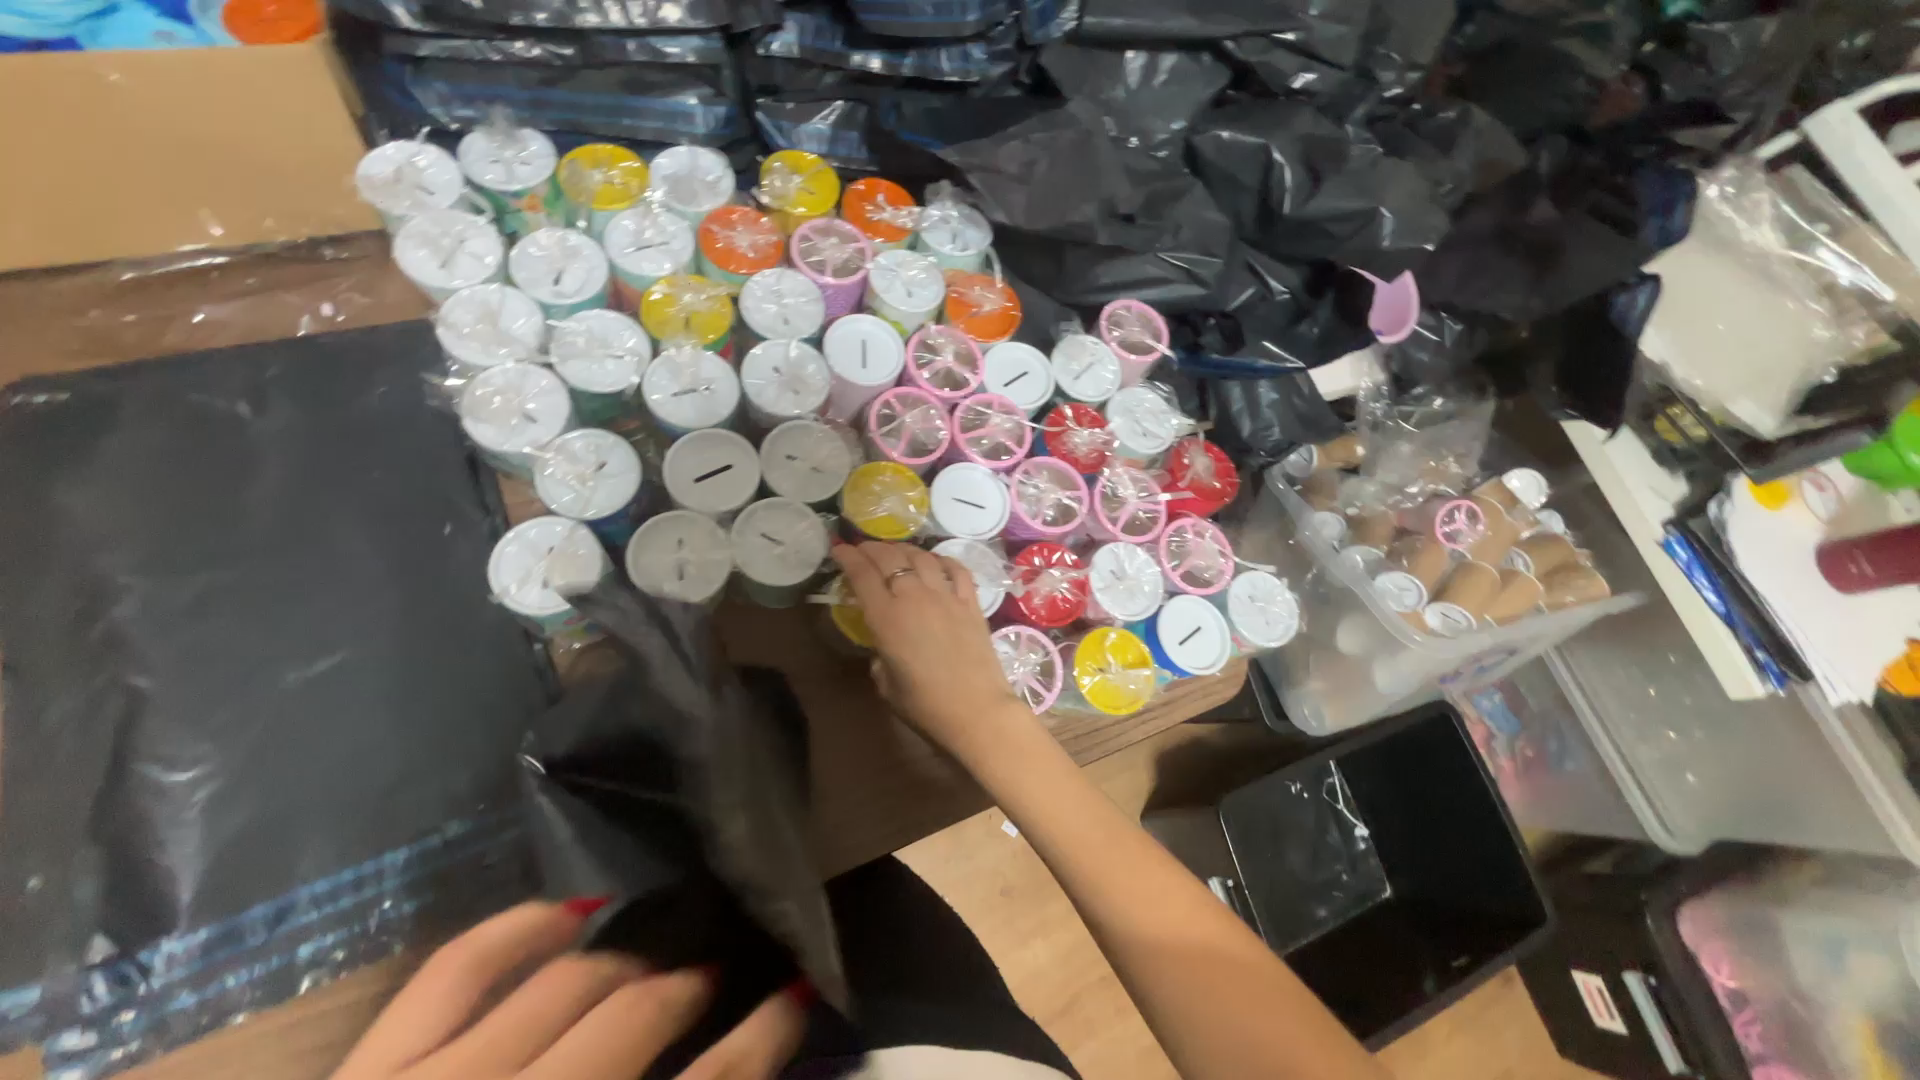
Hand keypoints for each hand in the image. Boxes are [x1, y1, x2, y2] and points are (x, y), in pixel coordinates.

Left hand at [330, 900, 805, 1079]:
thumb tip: (724, 1075)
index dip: (764, 1039)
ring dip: (634, 953)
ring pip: (570, 982)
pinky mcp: (375, 1071)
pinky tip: (573, 908)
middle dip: (698, 984)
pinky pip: (461, 966)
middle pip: (640, 1019)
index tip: (799, 995)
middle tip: (727, 966)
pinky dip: (523, 926)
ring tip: (666, 940)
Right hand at [831, 541, 1033, 757]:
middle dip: (871, 548)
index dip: (848, 558)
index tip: (839, 551)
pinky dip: (942, 559)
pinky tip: (936, 561)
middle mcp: (914, 597)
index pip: (862, 575)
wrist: (976, 711)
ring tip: (895, 551)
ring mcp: (946, 597)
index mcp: (886, 618)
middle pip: (890, 558)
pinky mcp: (971, 604)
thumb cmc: (925, 706)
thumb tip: (883, 649)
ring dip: (904, 549)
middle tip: (863, 549)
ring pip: (922, 557)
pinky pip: (956, 570)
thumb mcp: (886, 685)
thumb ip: (879, 658)